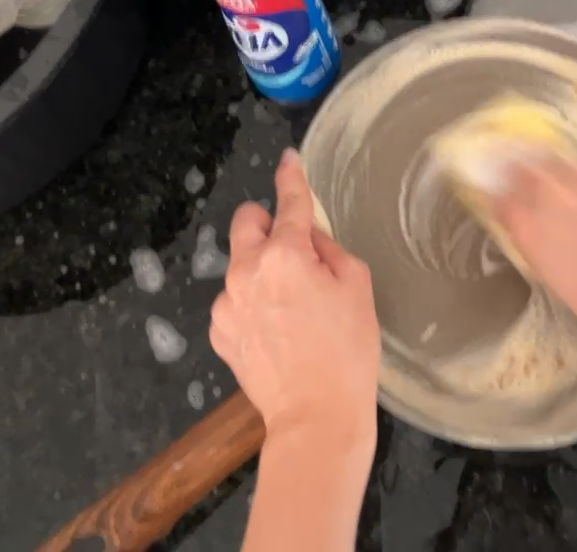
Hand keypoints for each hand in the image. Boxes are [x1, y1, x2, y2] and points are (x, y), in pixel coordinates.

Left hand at [210, 149, 380, 447]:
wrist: (316, 418)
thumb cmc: (347, 350)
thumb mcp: (357, 286)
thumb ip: (329, 249)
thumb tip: (309, 239)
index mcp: (284, 254)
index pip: (288, 202)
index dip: (291, 176)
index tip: (289, 159)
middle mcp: (246, 271)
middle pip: (245, 221)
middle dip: (266, 223)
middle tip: (293, 248)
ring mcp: (227, 304)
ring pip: (241, 264)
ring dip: (261, 270)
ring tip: (292, 309)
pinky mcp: (220, 332)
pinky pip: (235, 300)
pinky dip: (252, 304)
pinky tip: (276, 332)